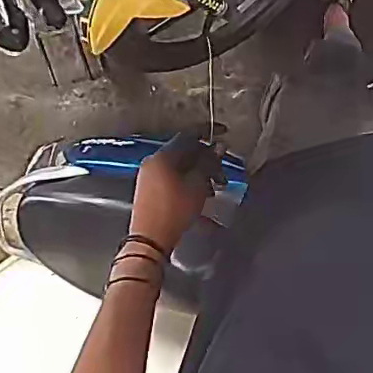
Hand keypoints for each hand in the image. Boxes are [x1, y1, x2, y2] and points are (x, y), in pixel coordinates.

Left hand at [128, 130, 220, 252]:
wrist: (150, 240)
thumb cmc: (175, 210)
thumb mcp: (198, 185)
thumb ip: (208, 163)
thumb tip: (218, 147)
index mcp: (163, 156)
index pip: (188, 135)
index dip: (208, 132)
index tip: (224, 132)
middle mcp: (153, 161)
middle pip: (184, 151)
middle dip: (206, 159)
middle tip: (222, 174)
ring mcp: (149, 176)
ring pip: (179, 165)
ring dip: (199, 172)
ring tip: (213, 189)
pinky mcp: (149, 190)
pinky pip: (172, 177)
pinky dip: (187, 181)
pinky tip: (199, 195)